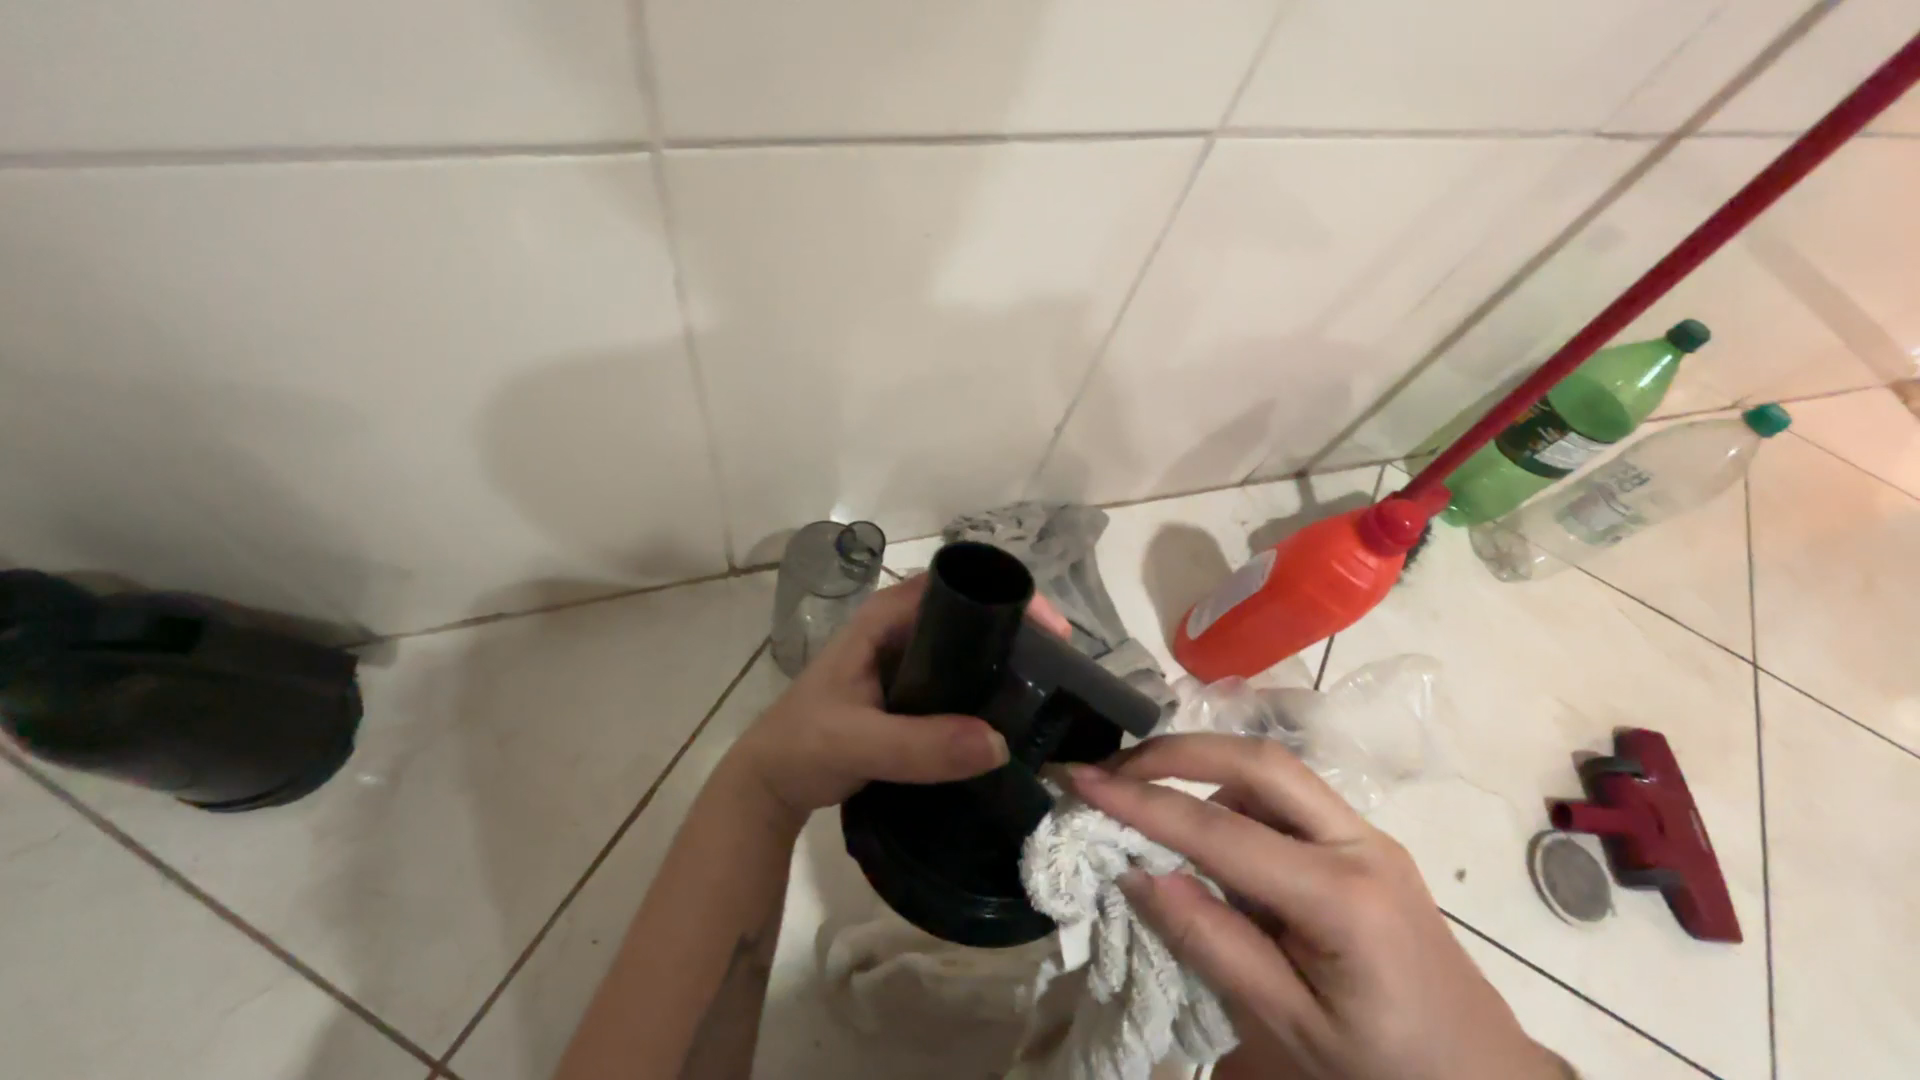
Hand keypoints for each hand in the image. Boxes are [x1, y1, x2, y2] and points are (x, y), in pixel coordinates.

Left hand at [727, 573, 1071, 827]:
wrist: (771, 784)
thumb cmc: (802, 746)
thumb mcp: (856, 741)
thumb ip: (919, 745)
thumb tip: (1000, 743)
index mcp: (885, 618)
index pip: (957, 587)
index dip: (1007, 599)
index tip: (1052, 631)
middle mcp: (902, 630)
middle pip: (972, 617)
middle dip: (1019, 635)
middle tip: (1064, 670)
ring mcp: (908, 663)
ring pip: (970, 652)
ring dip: (1008, 668)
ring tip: (1052, 696)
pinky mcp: (913, 696)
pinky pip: (961, 685)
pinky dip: (989, 696)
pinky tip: (1016, 721)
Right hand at [1066, 735, 1568, 1079]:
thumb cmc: (1387, 1071)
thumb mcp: (1291, 1029)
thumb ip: (1212, 944)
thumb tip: (1138, 874)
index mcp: (1342, 899)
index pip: (1220, 832)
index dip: (1141, 803)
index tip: (1079, 778)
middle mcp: (1359, 843)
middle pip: (1259, 761)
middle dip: (1176, 752)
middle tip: (1112, 770)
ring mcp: (1366, 836)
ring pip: (1273, 770)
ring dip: (1202, 769)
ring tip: (1142, 799)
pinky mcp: (1362, 843)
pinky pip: (1285, 798)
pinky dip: (1229, 797)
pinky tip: (1201, 836)